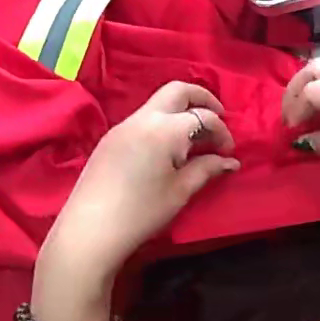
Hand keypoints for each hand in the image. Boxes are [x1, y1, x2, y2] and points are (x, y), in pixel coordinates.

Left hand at [37, 82, 240, 306]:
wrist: (91, 229)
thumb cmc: (142, 212)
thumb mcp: (180, 191)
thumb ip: (206, 169)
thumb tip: (228, 161)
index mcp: (164, 129)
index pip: (203, 116)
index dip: (222, 132)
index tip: (228, 153)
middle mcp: (143, 118)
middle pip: (178, 91)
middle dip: (203, 99)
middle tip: (218, 118)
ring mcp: (123, 126)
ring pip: (158, 103)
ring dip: (180, 111)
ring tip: (194, 138)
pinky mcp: (110, 138)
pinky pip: (143, 118)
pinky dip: (162, 123)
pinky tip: (168, 148)